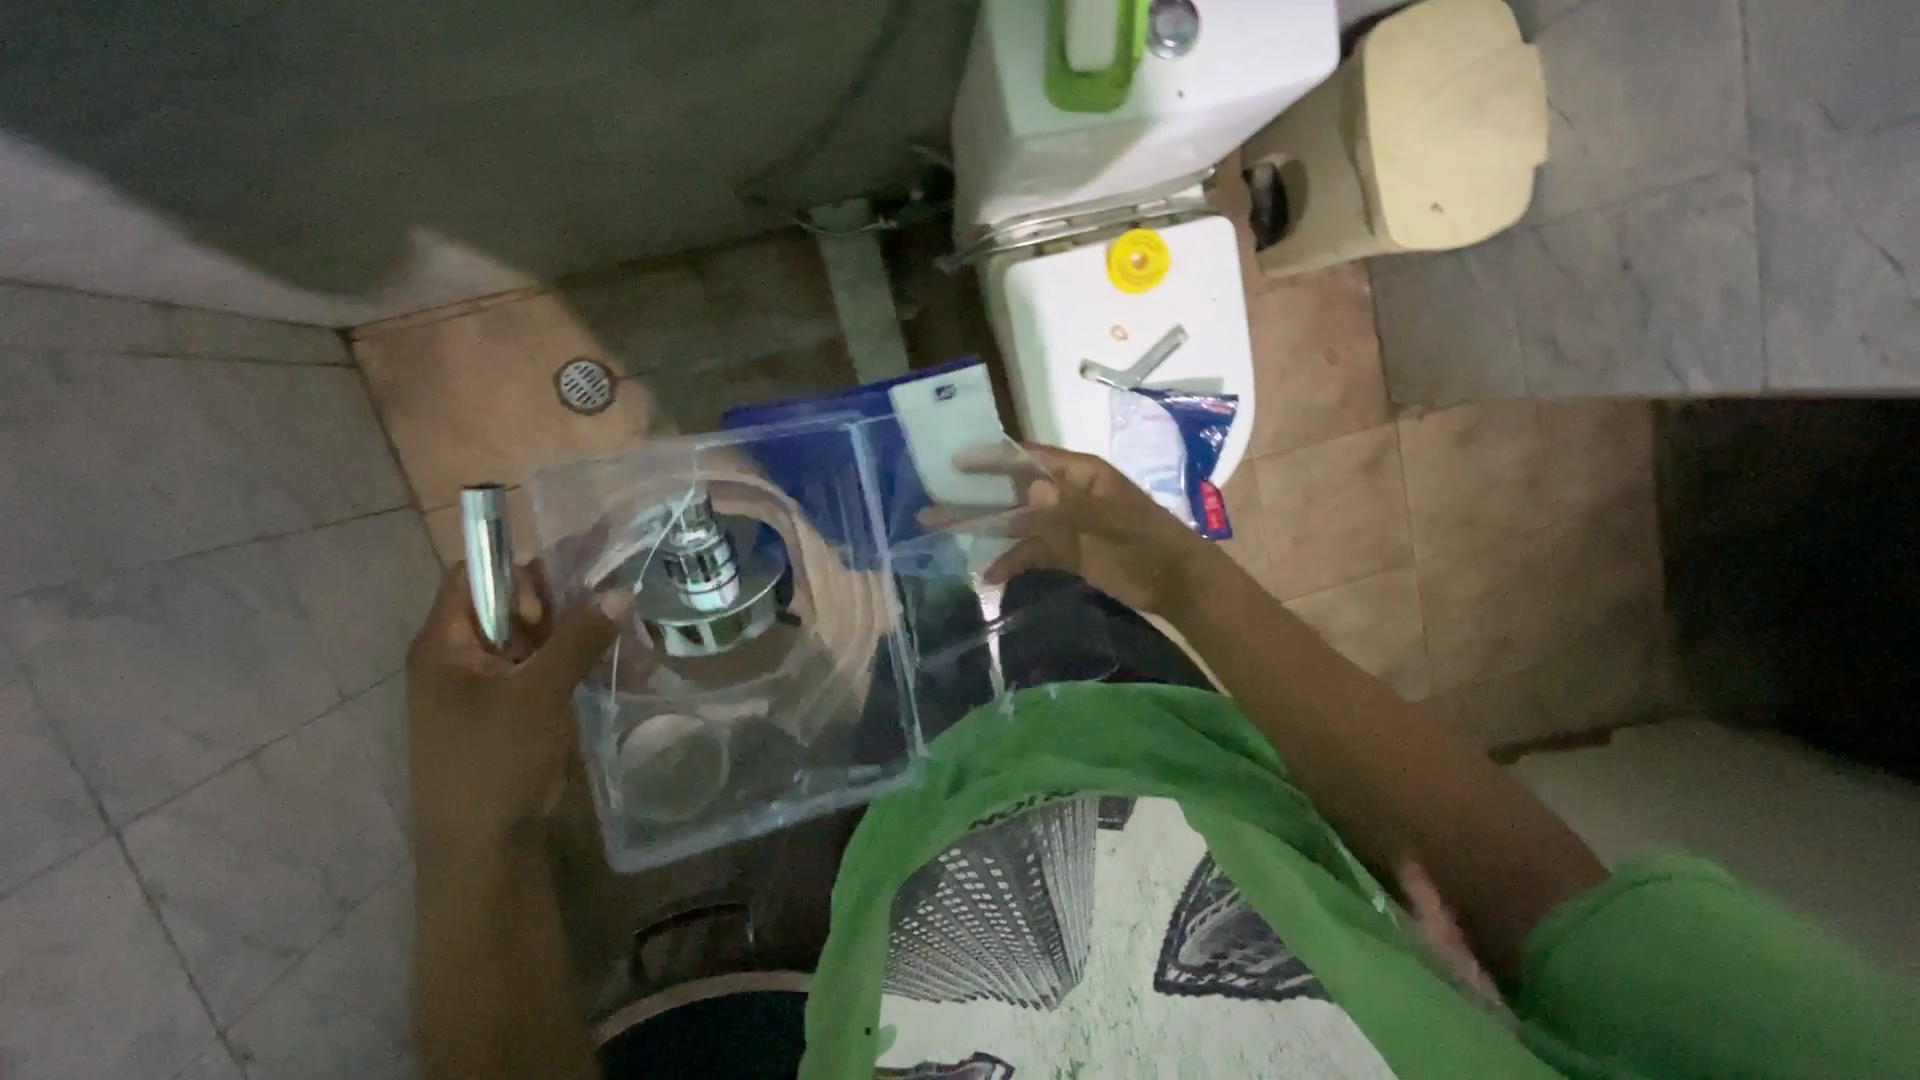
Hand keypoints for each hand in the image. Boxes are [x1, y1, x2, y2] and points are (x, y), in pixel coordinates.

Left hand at [405, 566, 627, 852]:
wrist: (481, 847)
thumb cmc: (496, 759)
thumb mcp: (540, 692)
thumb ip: (579, 637)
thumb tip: (622, 591)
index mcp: (444, 644)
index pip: (472, 576)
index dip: (516, 576)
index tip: (555, 604)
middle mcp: (456, 658)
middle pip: (506, 606)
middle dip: (558, 607)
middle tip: (599, 621)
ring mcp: (479, 687)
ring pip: (530, 641)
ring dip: (572, 639)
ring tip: (619, 644)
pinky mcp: (503, 712)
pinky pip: (538, 672)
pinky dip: (570, 667)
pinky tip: (611, 672)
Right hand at [953, 442, 1225, 616]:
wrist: (1176, 581)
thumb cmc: (1148, 539)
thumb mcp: (1112, 520)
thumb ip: (1071, 506)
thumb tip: (1029, 491)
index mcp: (1078, 474)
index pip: (1028, 459)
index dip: (992, 459)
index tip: (956, 462)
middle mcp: (1064, 494)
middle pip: (1012, 490)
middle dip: (974, 495)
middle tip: (931, 500)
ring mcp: (1062, 524)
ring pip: (1014, 522)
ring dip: (982, 528)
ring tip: (939, 531)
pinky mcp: (1064, 553)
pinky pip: (1029, 554)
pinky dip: (1009, 563)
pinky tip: (986, 576)